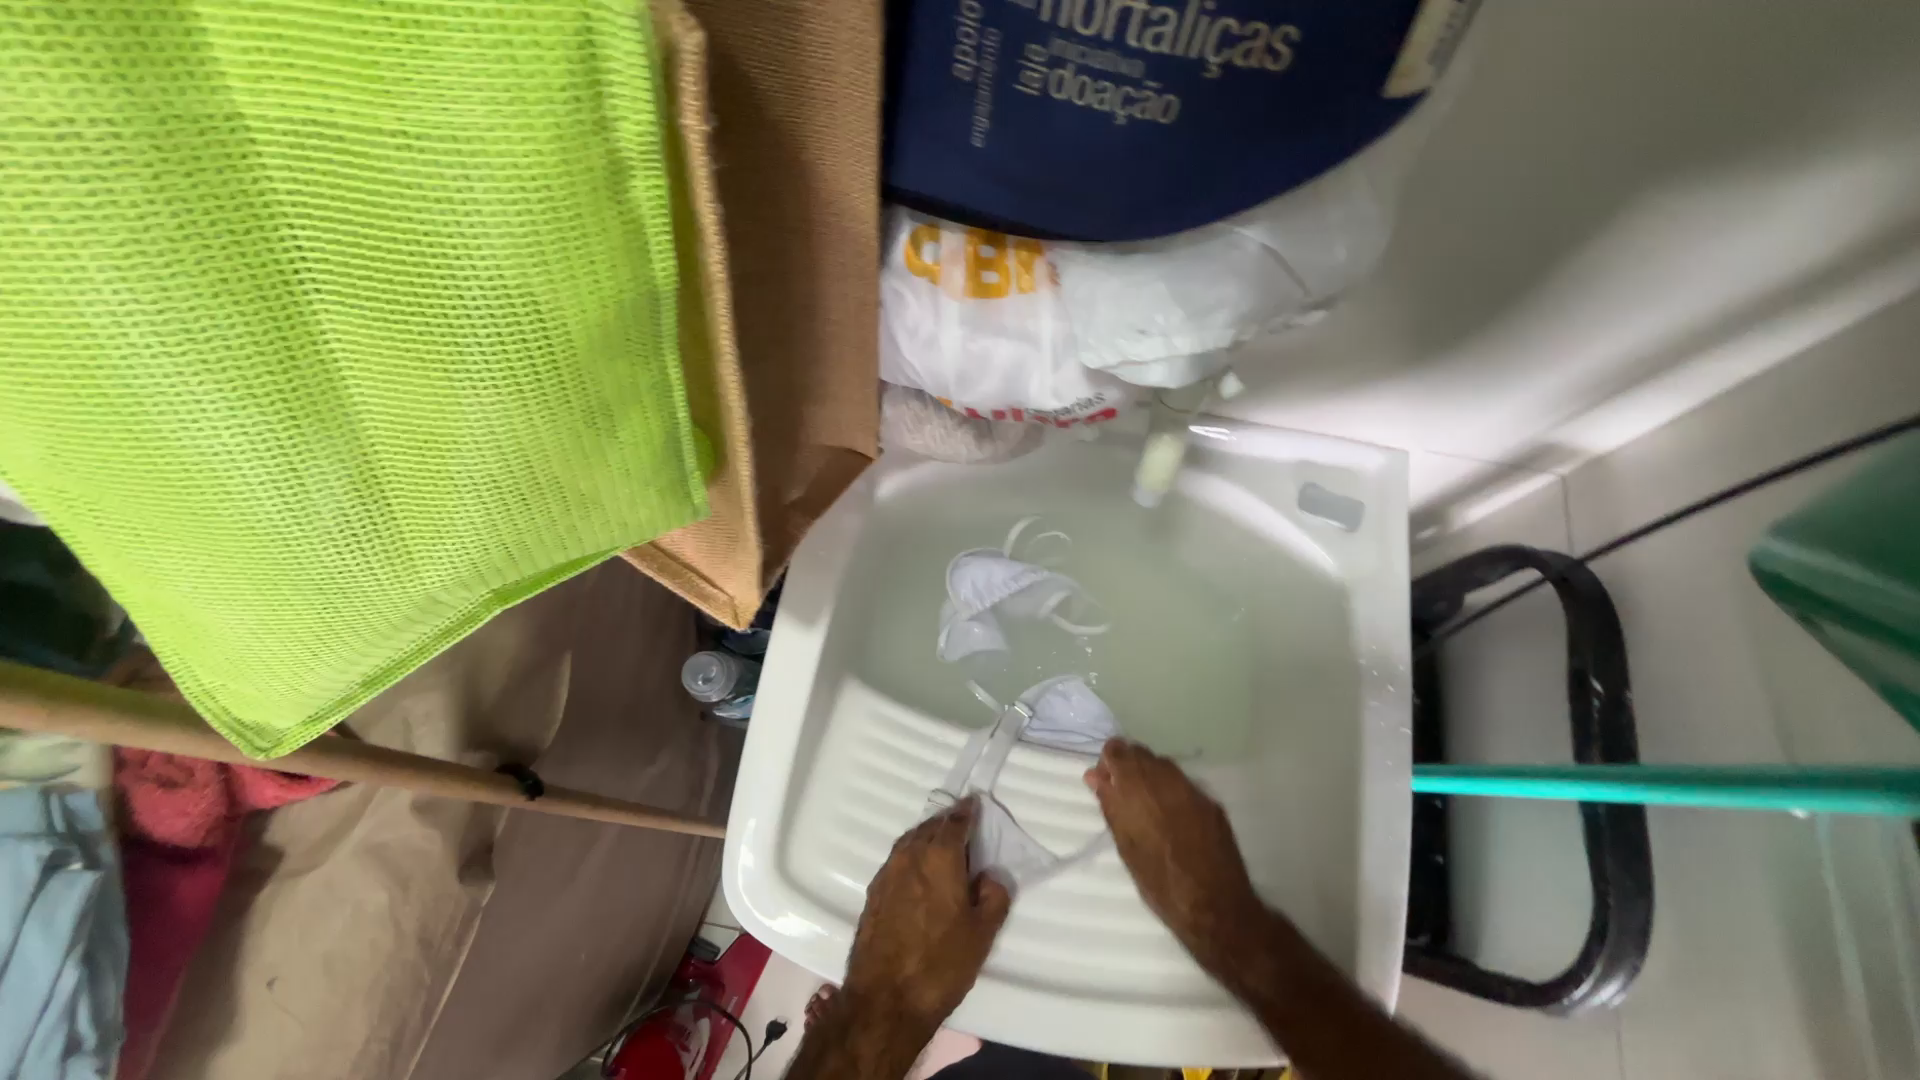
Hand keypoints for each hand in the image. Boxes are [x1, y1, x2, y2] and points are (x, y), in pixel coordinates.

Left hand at [842, 797, 1011, 1031]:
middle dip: (947, 824)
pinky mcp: (872, 894)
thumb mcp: (982, 933)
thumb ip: (994, 896)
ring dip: (927, 839)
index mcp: (939, 856)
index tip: (975, 804)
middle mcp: (909, 855)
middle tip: (964, 830)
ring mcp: (886, 873)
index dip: (967, 811)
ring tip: (943, 851)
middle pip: (930, 827)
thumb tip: (990, 877)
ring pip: (910, 843)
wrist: (884, 1001)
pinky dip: (912, 859)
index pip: (955, 821)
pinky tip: (920, 877)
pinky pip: (897, 862)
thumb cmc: (940, 964)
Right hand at [1084, 739, 1264, 968]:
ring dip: (1150, 775)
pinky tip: (1171, 816)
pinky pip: (1184, 784)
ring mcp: (1192, 790)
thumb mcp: (1125, 847)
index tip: (1104, 780)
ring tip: (1145, 805)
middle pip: (1142, 754)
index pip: (1118, 752)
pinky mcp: (1211, 803)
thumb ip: (1110, 806)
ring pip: (1164, 766)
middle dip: (1128, 765)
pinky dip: (1171, 790)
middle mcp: (1166, 780)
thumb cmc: (1160, 883)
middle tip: (1122, 793)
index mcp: (1139, 790)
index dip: (1108, 761)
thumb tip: (1095, 776)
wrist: (1216, 907)